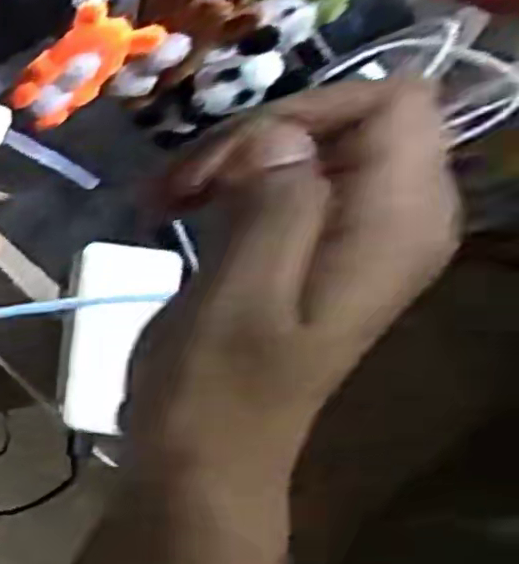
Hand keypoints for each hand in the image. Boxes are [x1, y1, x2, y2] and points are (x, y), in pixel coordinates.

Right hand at [133, 79, 459, 484]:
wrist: (204, 460)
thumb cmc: (213, 391)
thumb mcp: (235, 300)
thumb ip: (271, 209)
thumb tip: (269, 139)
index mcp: (396, 224)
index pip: (386, 103)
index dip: (287, 118)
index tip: (200, 176)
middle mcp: (399, 221)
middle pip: (352, 125)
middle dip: (252, 140)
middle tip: (168, 192)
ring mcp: (358, 245)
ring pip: (316, 157)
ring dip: (234, 167)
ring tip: (165, 204)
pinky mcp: (314, 264)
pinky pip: (293, 196)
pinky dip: (236, 195)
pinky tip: (187, 220)